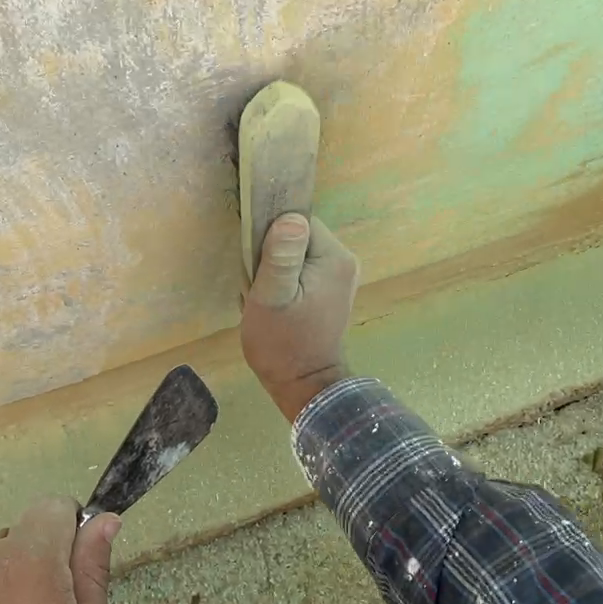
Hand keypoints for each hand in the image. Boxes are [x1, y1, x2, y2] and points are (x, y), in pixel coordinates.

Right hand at [239, 213, 358, 421]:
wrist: (304, 386)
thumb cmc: (282, 343)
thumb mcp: (272, 297)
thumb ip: (280, 256)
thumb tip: (290, 217)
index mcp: (335, 257)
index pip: (298, 221)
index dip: (271, 236)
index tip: (258, 263)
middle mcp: (345, 261)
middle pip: (298, 236)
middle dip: (272, 255)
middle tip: (260, 285)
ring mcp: (340, 277)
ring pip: (297, 253)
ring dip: (275, 270)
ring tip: (266, 296)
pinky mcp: (331, 291)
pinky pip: (302, 270)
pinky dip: (284, 282)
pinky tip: (275, 303)